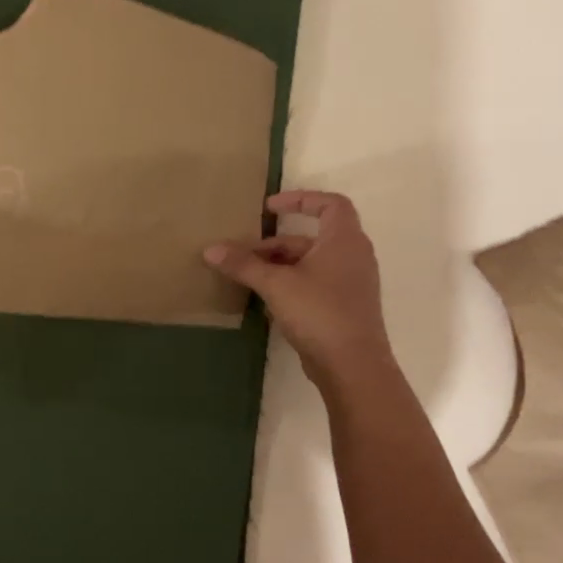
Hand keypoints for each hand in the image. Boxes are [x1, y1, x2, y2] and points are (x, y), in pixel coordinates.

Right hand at [204, 190, 393, 385]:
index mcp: (344, 241)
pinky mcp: (342, 304)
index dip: (300, 199)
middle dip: (273, 244)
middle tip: (240, 256)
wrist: (351, 362)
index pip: (330, 204)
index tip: (269, 207)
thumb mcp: (275, 284)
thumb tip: (210, 249)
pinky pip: (312, 282)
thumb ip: (243, 265)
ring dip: (277, 265)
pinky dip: (287, 282)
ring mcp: (350, 282)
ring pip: (309, 262)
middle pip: (310, 238)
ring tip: (246, 277)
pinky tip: (264, 299)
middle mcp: (352, 256)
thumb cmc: (319, 311)